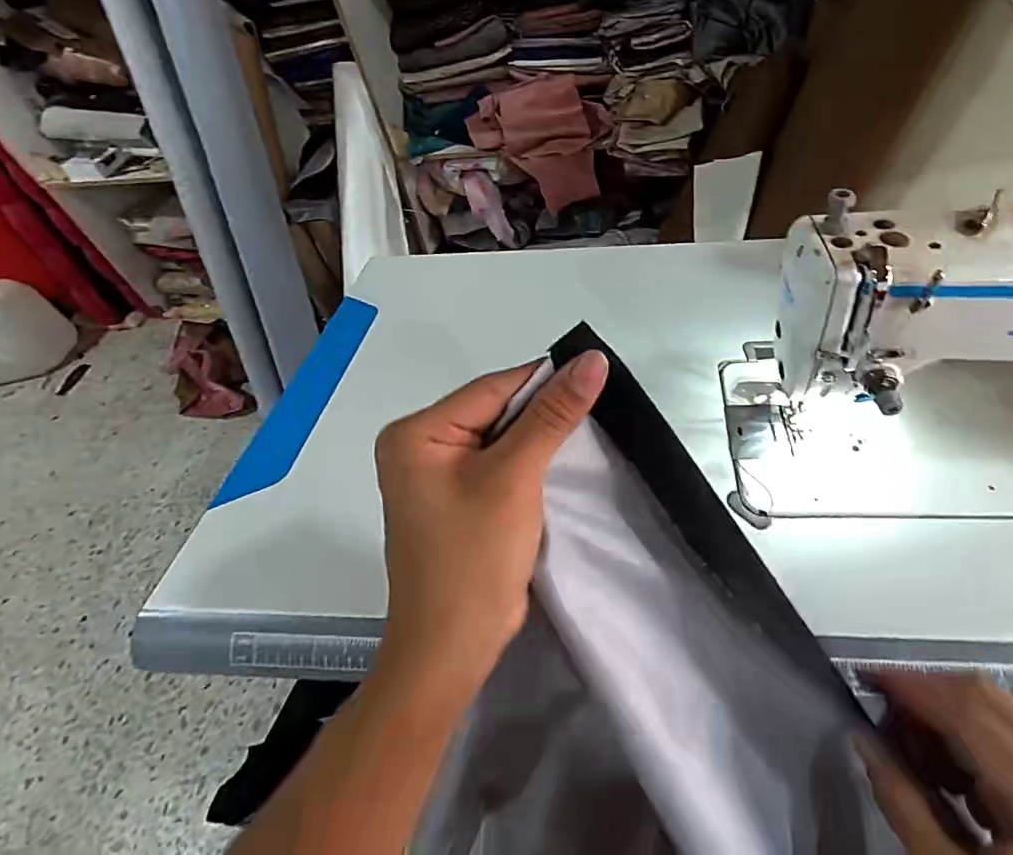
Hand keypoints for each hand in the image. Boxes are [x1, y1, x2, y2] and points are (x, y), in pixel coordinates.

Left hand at [372, 352, 609, 690]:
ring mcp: (435, 476)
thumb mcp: (515, 477)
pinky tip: (558, 465)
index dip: (545, 381)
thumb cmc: (474, 559)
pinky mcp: (456, 500)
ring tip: (584, 435)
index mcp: (416, 433)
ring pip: (501, 438)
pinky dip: (529, 464)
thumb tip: (591, 360)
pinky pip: (498, 465)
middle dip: (542, 413)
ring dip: (539, 439)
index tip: (596, 375)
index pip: (492, 389)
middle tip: (596, 408)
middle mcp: (419, 447)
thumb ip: (553, 415)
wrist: (452, 651)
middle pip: (495, 411)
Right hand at [858, 672, 1012, 854]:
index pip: (968, 713)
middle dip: (927, 700)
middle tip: (885, 722)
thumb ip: (904, 806)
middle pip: (987, 701)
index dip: (911, 687)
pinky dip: (978, 745)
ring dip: (950, 721)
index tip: (867, 677)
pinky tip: (956, 783)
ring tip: (918, 760)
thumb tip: (865, 741)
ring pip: (1004, 715)